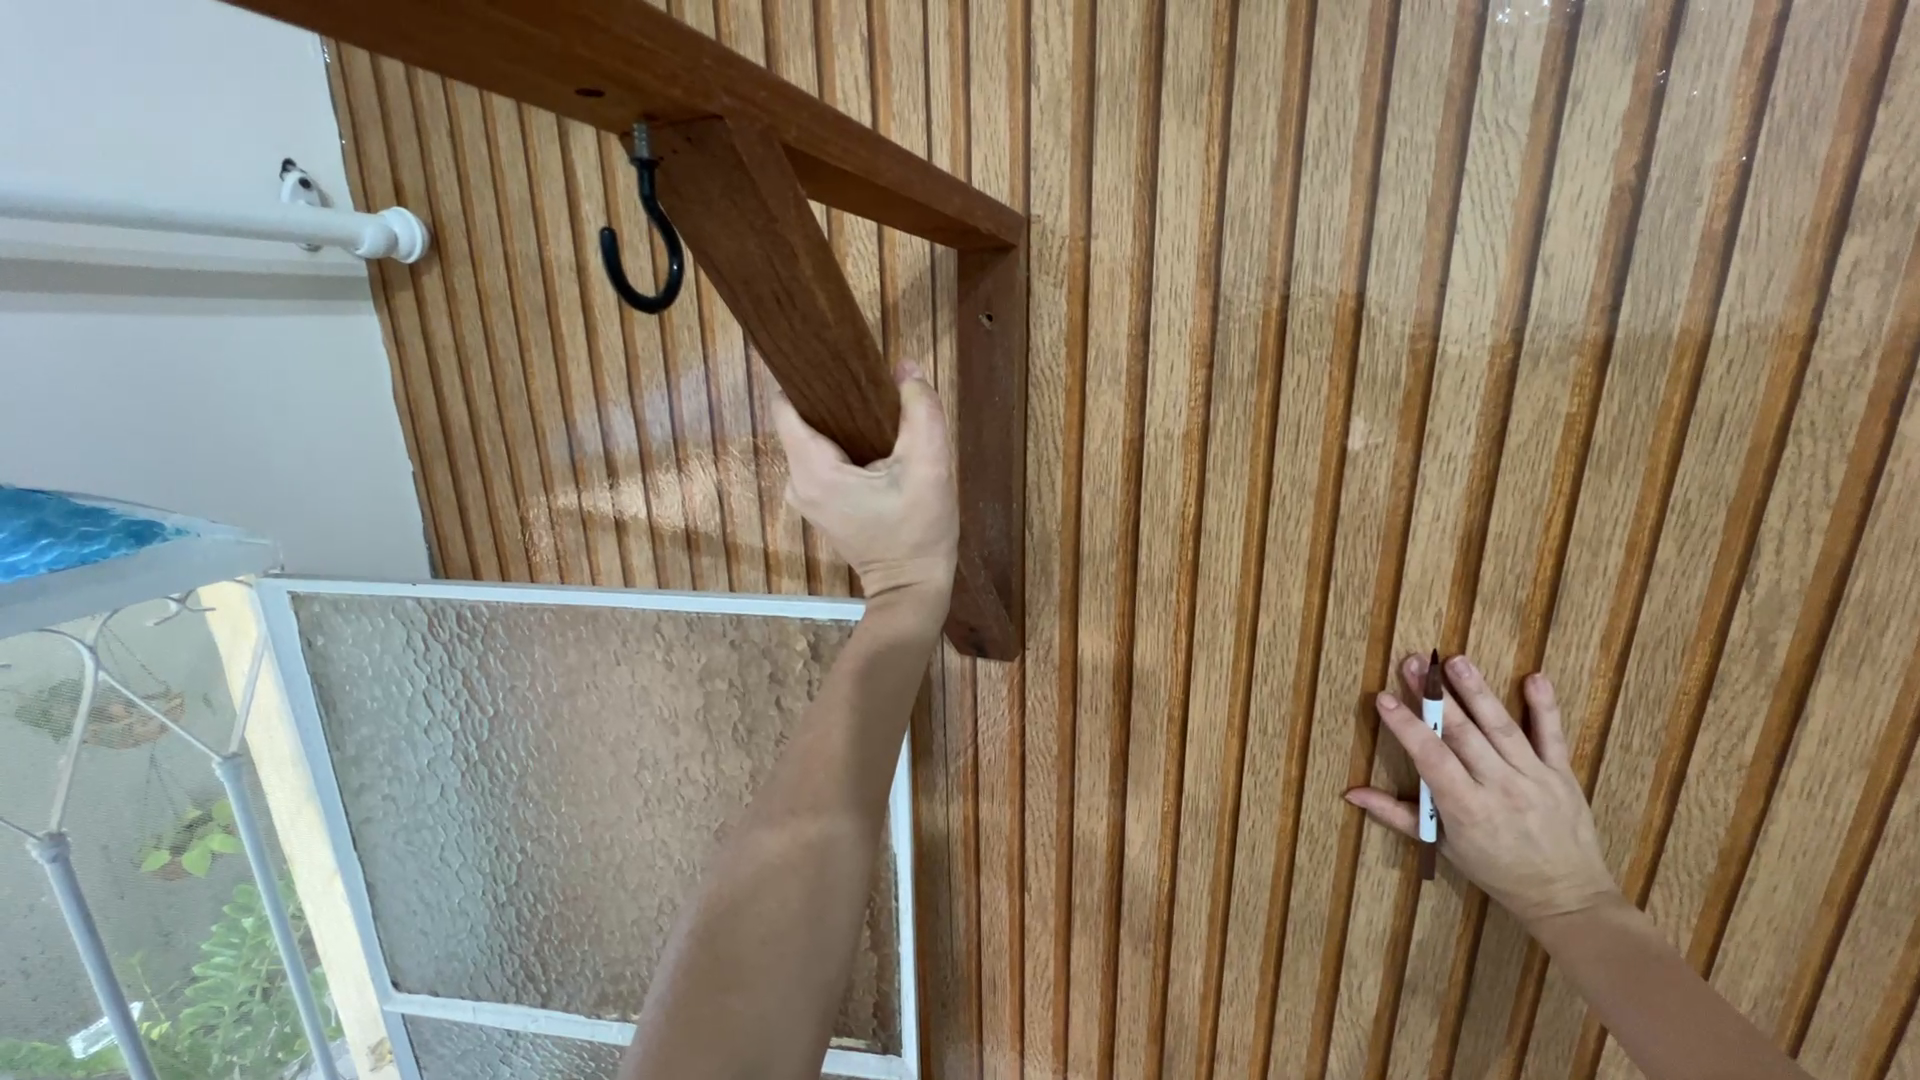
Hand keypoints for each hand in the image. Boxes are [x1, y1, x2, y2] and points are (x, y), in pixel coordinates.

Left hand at [771, 364, 958, 604]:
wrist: (912, 589)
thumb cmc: (919, 531)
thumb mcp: (930, 467)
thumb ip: (920, 410)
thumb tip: (905, 368)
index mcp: (813, 470)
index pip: (785, 406)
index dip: (807, 378)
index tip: (836, 363)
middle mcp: (797, 482)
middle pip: (801, 421)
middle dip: (833, 400)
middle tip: (870, 387)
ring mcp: (805, 497)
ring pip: (813, 441)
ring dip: (841, 424)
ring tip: (876, 413)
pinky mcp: (819, 506)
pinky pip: (821, 461)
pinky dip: (843, 447)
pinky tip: (874, 443)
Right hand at [1345, 654, 1620, 927]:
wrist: (1568, 897)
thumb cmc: (1495, 871)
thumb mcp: (1440, 846)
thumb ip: (1395, 814)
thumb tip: (1350, 793)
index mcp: (1467, 809)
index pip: (1431, 758)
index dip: (1407, 727)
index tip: (1384, 699)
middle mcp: (1501, 789)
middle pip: (1464, 734)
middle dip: (1434, 697)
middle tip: (1413, 662)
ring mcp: (1535, 779)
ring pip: (1501, 727)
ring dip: (1477, 691)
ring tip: (1455, 661)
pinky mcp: (1562, 775)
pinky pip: (1552, 737)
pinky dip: (1545, 707)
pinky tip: (1534, 678)